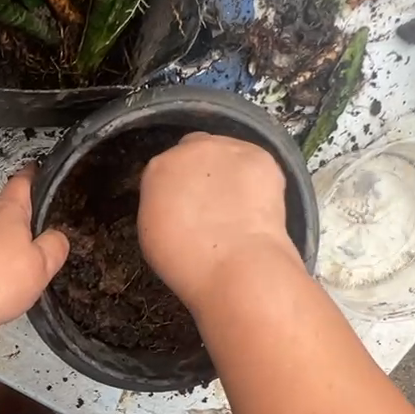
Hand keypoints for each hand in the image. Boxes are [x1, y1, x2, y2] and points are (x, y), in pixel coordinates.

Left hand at [0, 168, 70, 337]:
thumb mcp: (41, 266)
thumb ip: (55, 246)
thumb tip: (58, 237)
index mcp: (8, 211)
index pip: (21, 182)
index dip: (32, 175)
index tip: (36, 170)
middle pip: (2, 202)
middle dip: (17, 205)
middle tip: (34, 212)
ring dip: (3, 231)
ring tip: (20, 244)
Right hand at [137, 132, 299, 311]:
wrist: (235, 264)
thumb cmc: (184, 261)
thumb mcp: (152, 234)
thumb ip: (160, 205)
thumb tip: (176, 202)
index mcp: (158, 169)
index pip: (163, 170)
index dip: (173, 189)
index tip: (180, 208)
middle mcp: (192, 148)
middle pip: (194, 150)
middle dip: (199, 170)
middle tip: (208, 203)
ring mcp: (230, 149)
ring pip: (226, 152)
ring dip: (227, 171)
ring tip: (234, 205)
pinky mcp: (262, 157)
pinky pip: (253, 163)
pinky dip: (253, 179)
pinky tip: (254, 204)